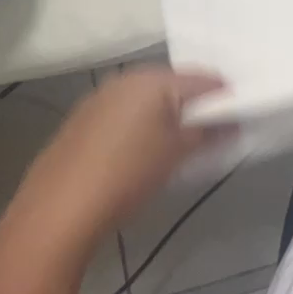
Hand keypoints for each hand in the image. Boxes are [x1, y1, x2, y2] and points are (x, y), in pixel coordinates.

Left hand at [12, 67, 233, 244]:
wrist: (54, 215)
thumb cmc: (126, 175)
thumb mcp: (178, 154)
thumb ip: (210, 132)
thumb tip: (234, 122)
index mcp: (154, 78)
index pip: (205, 79)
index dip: (226, 98)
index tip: (238, 122)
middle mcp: (126, 79)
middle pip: (175, 85)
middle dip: (195, 106)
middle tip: (209, 136)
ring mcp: (99, 98)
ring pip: (147, 99)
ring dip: (166, 116)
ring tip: (175, 148)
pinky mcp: (79, 121)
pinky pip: (123, 113)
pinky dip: (139, 126)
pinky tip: (138, 156)